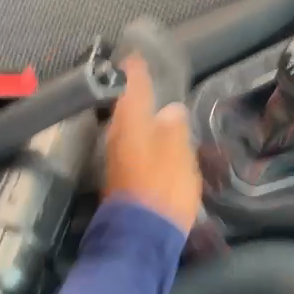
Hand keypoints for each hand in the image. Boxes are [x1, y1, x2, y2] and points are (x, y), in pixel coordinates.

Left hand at [103, 55, 201, 233]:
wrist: (141, 237)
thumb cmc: (164, 189)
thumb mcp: (178, 154)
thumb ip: (174, 127)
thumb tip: (170, 109)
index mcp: (131, 126)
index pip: (132, 90)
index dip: (135, 73)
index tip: (135, 57)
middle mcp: (117, 139)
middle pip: (124, 111)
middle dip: (133, 96)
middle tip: (144, 83)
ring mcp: (115, 161)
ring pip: (125, 131)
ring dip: (137, 120)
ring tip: (152, 111)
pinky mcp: (120, 181)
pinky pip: (130, 149)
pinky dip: (139, 141)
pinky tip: (151, 144)